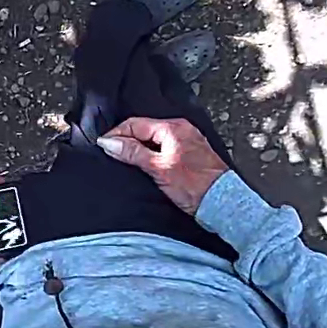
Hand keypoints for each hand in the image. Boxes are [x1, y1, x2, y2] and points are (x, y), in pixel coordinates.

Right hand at [96, 117, 228, 214]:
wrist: (222, 203)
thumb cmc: (196, 186)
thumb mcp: (159, 168)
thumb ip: (133, 153)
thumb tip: (109, 142)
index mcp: (174, 127)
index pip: (136, 124)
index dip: (117, 135)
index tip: (103, 147)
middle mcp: (181, 129)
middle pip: (144, 130)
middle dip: (126, 141)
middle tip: (111, 154)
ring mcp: (186, 141)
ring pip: (153, 140)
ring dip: (138, 148)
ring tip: (124, 161)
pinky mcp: (189, 155)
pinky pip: (163, 148)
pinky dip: (150, 154)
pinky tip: (144, 166)